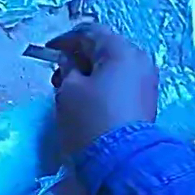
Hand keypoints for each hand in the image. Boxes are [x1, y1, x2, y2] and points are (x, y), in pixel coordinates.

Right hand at [49, 22, 157, 156]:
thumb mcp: (68, 90)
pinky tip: (89, 99)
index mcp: (120, 51)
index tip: (48, 51)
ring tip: (71, 89)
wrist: (122, 161)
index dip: (64, 40)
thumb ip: (66, 68)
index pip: (89, 33)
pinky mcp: (147, 100)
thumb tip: (69, 61)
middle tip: (58, 73)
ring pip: (114, 66)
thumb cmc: (91, 120)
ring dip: (91, 72)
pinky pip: (122, 82)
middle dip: (79, 57)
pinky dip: (104, 84)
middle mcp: (139, 59)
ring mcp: (147, 80)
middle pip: (105, 48)